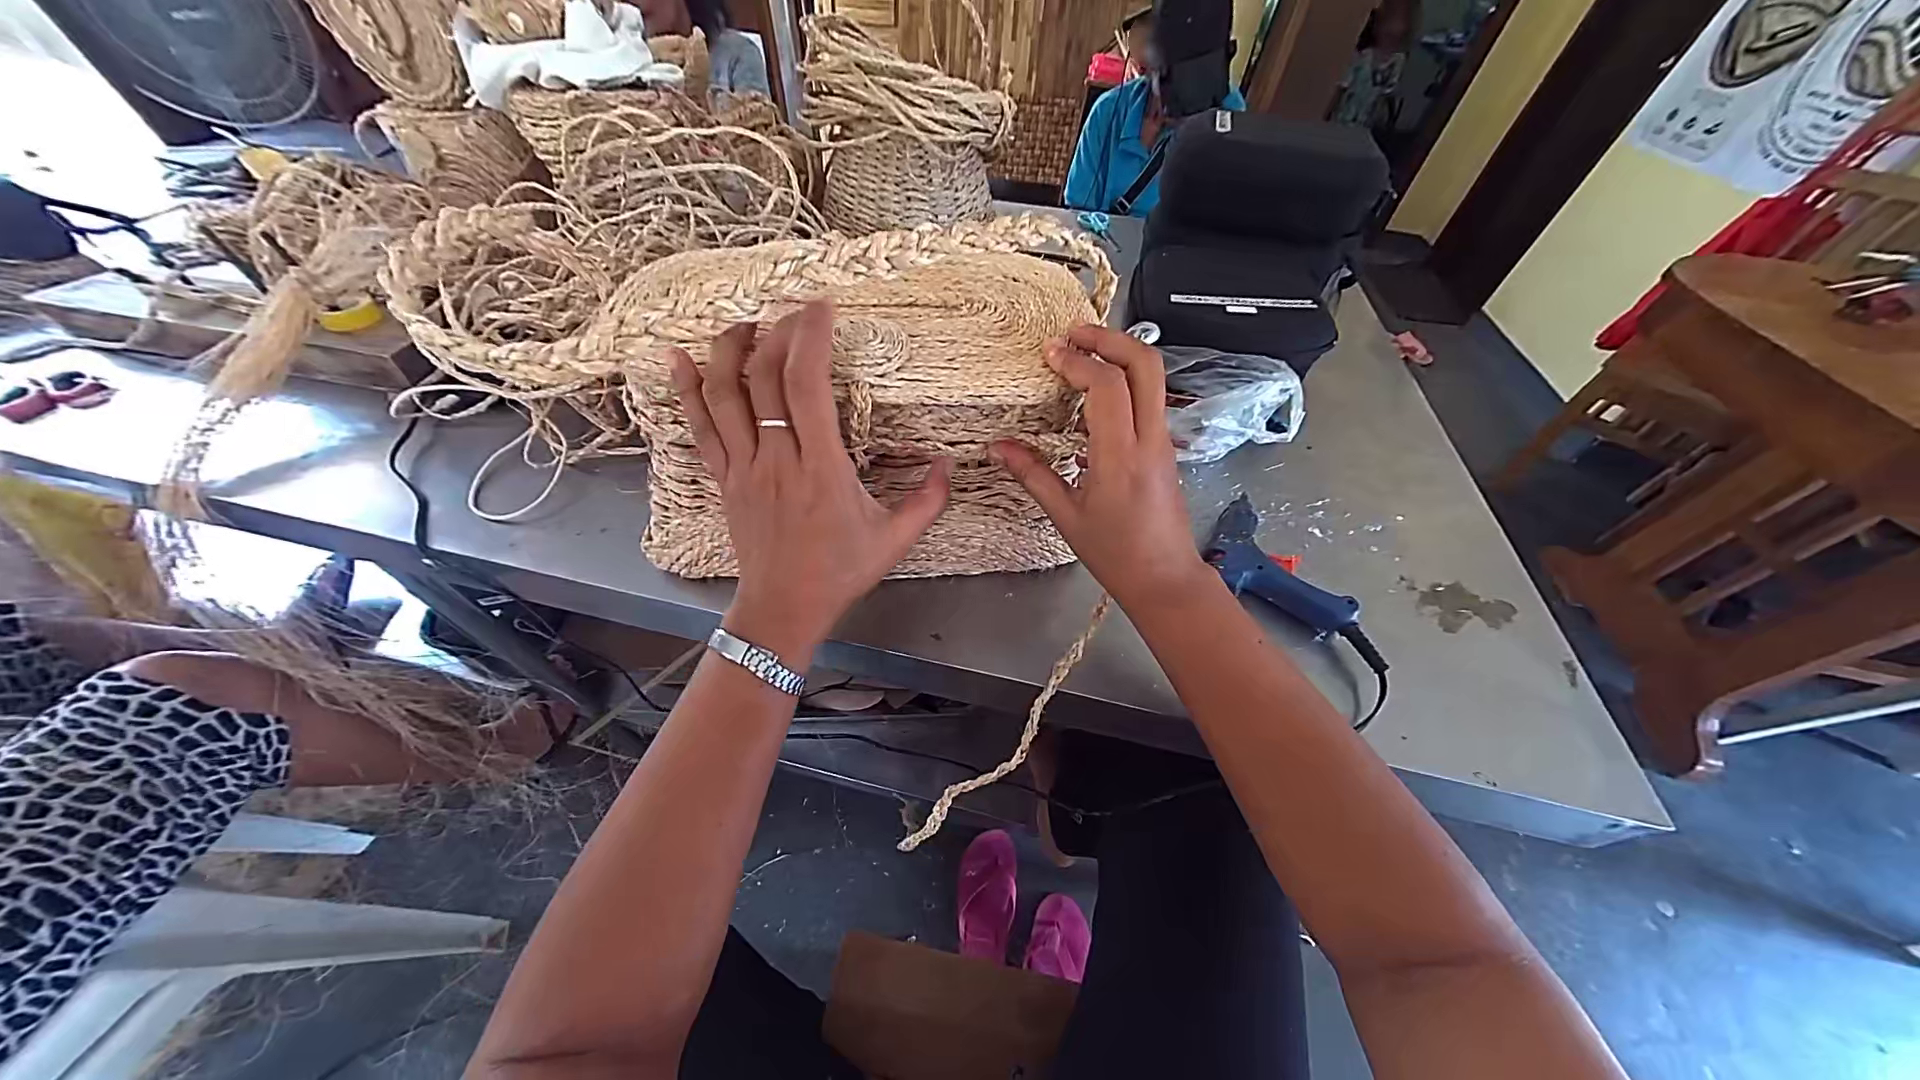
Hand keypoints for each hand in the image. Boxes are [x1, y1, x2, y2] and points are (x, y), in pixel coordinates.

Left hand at [671, 301, 951, 661]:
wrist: (783, 607)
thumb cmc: (839, 572)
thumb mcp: (895, 539)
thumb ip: (928, 500)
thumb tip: (949, 464)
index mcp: (821, 469)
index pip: (807, 386)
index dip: (810, 338)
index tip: (821, 308)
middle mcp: (777, 460)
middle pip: (764, 378)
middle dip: (777, 333)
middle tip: (793, 313)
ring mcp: (744, 468)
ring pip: (724, 395)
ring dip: (729, 351)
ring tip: (744, 323)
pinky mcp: (724, 479)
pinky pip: (700, 427)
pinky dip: (686, 389)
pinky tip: (676, 358)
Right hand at [992, 323, 1213, 610]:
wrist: (1165, 577)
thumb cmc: (1116, 553)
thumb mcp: (1066, 516)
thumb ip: (1033, 475)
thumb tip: (999, 448)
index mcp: (1121, 457)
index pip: (1106, 386)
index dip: (1077, 361)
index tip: (1050, 354)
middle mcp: (1150, 440)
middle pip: (1145, 363)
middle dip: (1109, 338)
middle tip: (1074, 334)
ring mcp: (1163, 441)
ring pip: (1153, 377)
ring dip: (1119, 355)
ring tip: (1081, 355)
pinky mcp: (1164, 447)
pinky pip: (1148, 399)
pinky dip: (1123, 382)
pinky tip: (1093, 396)